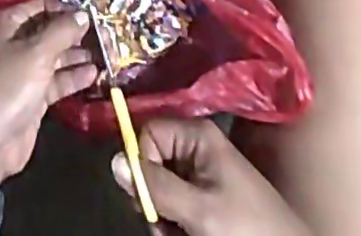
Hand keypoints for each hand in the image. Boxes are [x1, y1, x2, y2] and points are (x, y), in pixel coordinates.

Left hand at [0, 0, 97, 181]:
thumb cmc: (8, 86)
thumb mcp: (37, 53)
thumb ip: (62, 31)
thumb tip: (83, 14)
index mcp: (9, 24)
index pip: (41, 5)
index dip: (65, 7)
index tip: (92, 11)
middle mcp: (15, 42)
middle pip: (50, 30)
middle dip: (75, 32)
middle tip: (105, 33)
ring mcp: (24, 69)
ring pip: (55, 56)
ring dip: (77, 54)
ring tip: (106, 52)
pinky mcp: (33, 95)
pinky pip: (56, 80)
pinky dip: (73, 76)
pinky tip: (94, 74)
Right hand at [111, 118, 308, 235]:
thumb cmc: (247, 230)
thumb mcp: (200, 211)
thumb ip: (156, 186)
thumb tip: (113, 160)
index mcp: (196, 135)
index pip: (147, 133)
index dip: (142, 164)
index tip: (150, 199)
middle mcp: (196, 147)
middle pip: (150, 163)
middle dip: (152, 200)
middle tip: (168, 228)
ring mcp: (201, 174)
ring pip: (159, 191)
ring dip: (163, 220)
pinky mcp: (206, 200)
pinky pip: (175, 207)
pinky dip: (175, 227)